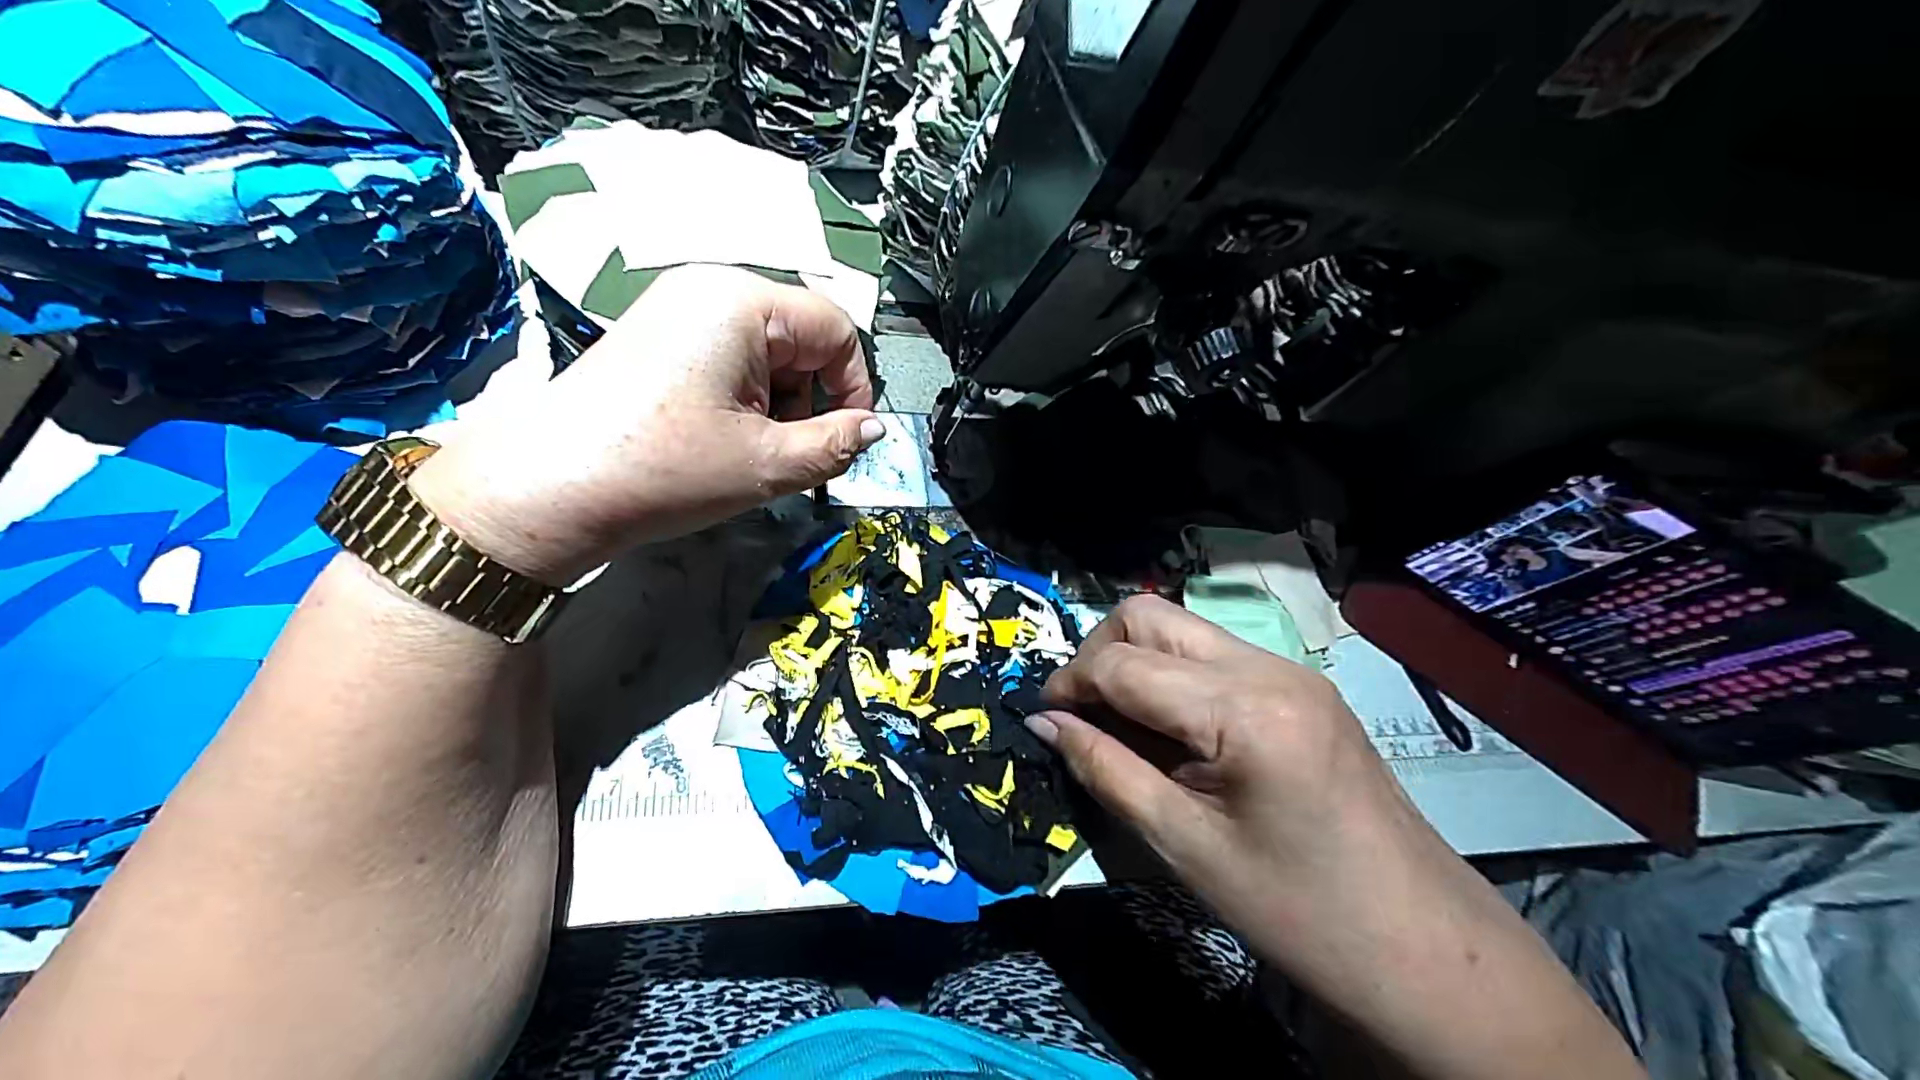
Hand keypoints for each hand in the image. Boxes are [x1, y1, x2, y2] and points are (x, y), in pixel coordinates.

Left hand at [408, 265, 882, 583]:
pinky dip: (746, 398)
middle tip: (791, 452)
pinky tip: (723, 437)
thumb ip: (837, 443)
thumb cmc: (661, 470)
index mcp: (740, 301)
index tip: (847, 438)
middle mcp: (708, 288)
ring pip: (768, 351)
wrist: (547, 492)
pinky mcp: (658, 336)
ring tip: (752, 451)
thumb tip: (874, 430)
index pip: (837, 329)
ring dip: (780, 403)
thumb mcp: (768, 464)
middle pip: (802, 337)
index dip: (855, 387)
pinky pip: (731, 357)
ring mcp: (677, 308)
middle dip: (811, 398)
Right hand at [1031, 596, 1644, 1079]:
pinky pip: (1212, 654)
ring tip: (1121, 726)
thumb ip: (1102, 769)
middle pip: (1149, 616)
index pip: (1123, 663)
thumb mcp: (1181, 844)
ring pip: (1180, 627)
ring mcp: (1291, 670)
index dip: (1068, 684)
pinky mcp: (1301, 685)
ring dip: (1134, 663)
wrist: (1425, 948)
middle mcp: (1269, 667)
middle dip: (1098, 655)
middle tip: (1082, 717)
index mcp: (1244, 708)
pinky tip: (1170, 731)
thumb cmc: (1296, 910)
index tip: (1042, 719)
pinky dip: (1171, 676)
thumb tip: (1043, 723)